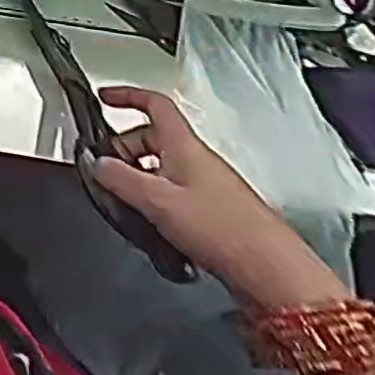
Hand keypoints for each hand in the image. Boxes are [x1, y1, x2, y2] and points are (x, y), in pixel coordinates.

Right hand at [92, 86, 351, 309]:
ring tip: (132, 204)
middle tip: (108, 170)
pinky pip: (175, 193)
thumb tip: (97, 163)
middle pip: (151, 139)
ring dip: (139, 180)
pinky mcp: (215, 212)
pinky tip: (155, 226)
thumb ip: (116, 176)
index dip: (127, 96)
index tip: (105, 97)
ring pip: (161, 168)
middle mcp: (199, 161)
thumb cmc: (227, 232)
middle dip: (123, 151)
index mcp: (185, 146)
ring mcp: (209, 186)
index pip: (154, 104)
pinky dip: (157, 201)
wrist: (277, 278)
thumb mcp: (155, 200)